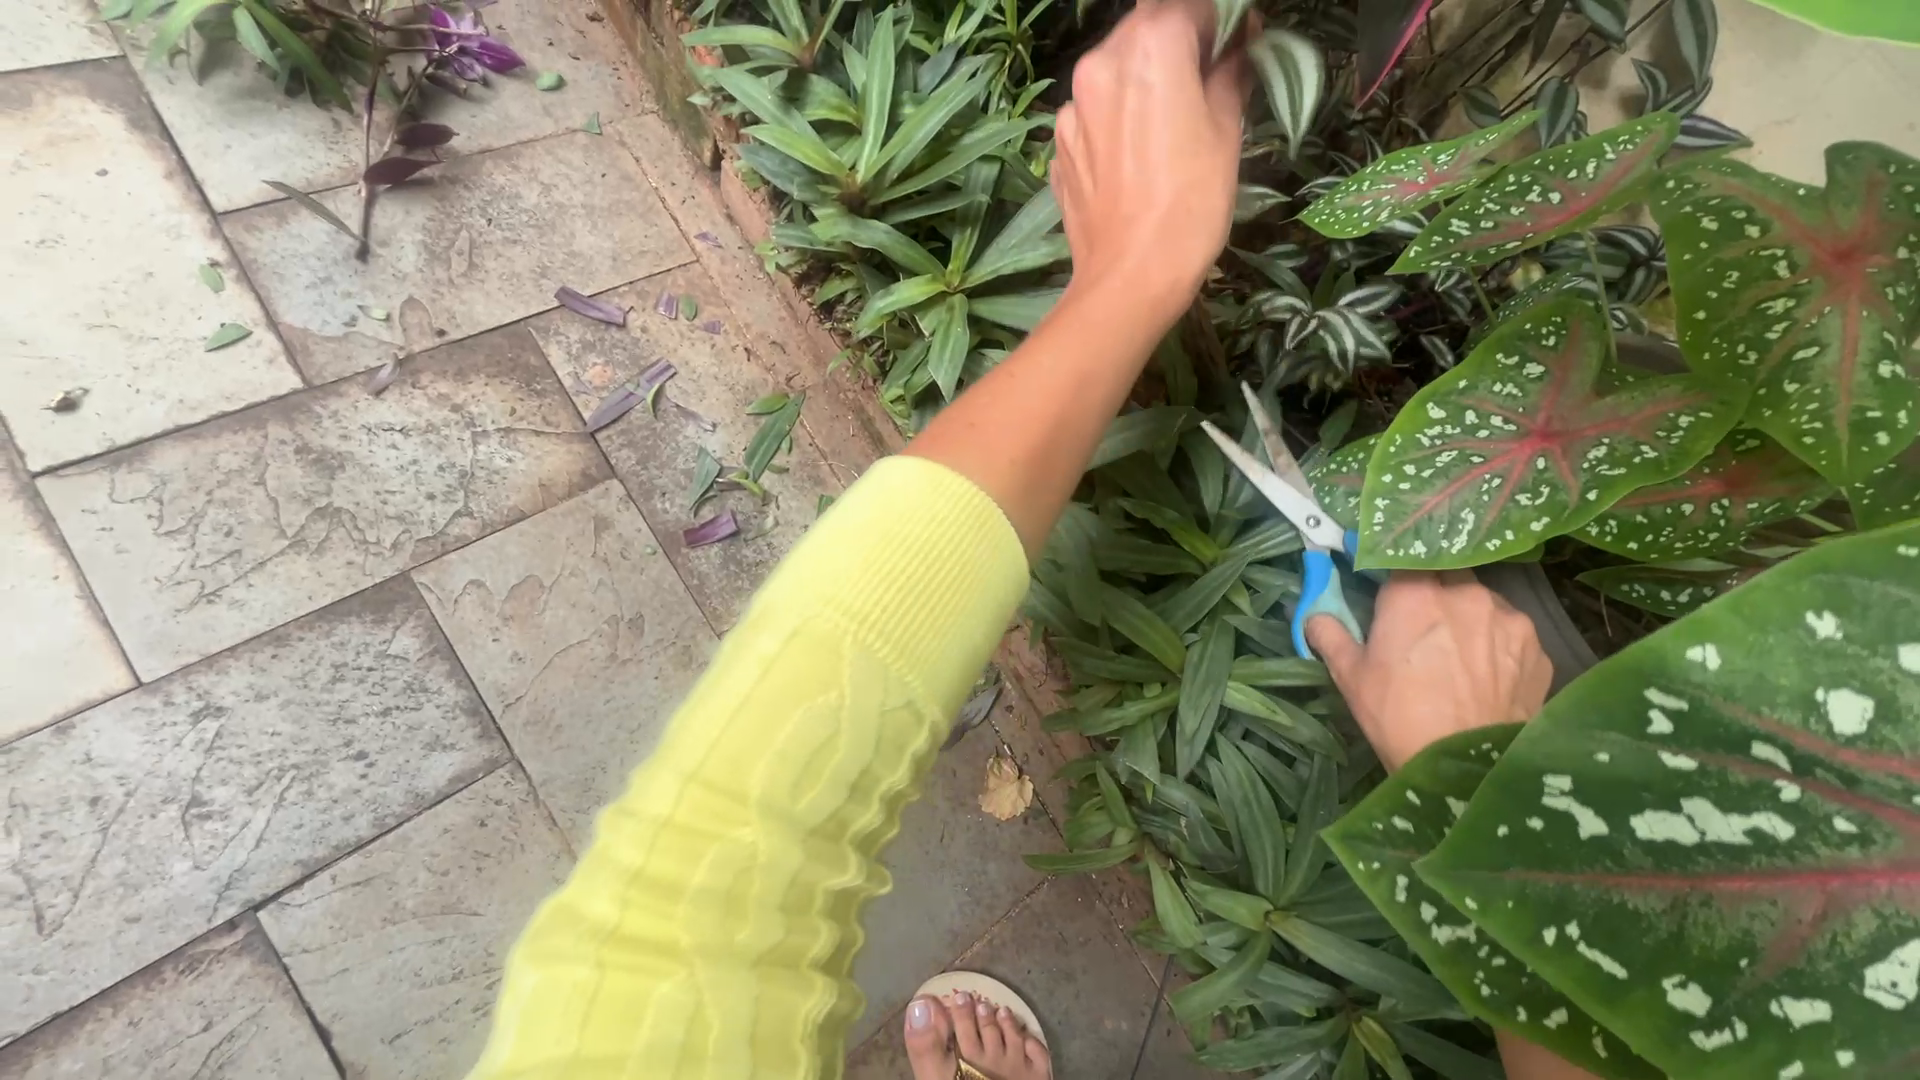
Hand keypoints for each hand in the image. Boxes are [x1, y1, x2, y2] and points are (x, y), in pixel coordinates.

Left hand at [1052, 0, 1249, 327]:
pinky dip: (1115, 122)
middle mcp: (1099, 65)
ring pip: (1114, 74)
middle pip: (1145, 31)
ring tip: (1166, 130)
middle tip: (1204, 85)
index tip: (1239, 47)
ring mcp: (1071, 110)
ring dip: (1142, 84)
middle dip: (1177, 47)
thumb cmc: (1190, 207)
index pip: (1192, 6)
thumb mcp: (1226, 134)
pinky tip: (1134, 161)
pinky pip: (1093, 117)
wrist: (1128, 281)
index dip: (1221, 22)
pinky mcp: (1058, 149)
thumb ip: (1229, 74)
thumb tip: (1236, 46)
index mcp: (1149, 47)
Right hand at [1306, 571, 1552, 770]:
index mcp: (1415, 593)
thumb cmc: (1396, 714)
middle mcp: (1467, 593)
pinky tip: (1484, 671)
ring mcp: (1510, 619)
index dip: (1394, 568)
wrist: (1467, 765)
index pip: (1404, 557)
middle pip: (1448, 572)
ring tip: (1456, 649)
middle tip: (1419, 618)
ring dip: (1467, 614)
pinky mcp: (1538, 648)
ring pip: (1483, 600)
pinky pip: (1510, 631)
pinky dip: (1495, 642)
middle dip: (1433, 587)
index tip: (1384, 582)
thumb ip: (1329, 633)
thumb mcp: (1349, 674)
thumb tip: (1315, 615)